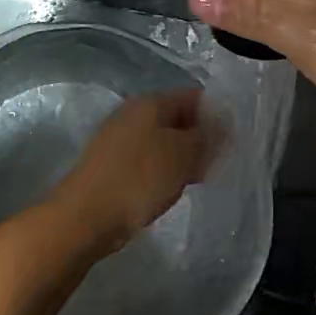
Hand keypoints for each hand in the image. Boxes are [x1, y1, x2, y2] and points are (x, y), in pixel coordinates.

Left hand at [51, 89, 218, 253]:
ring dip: (184, 158)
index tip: (231, 142)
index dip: (215, 115)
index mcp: (150, 104)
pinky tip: (172, 190)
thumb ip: (207, 136)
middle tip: (217, 164)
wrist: (85, 217)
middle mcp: (133, 115)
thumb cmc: (138, 180)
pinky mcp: (114, 166)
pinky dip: (165, 172)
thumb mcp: (183, 154)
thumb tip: (224, 122)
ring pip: (164, 142)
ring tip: (198, 179)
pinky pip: (149, 162)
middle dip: (200, 139)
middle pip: (178, 119)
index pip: (193, 97)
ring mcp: (120, 141)